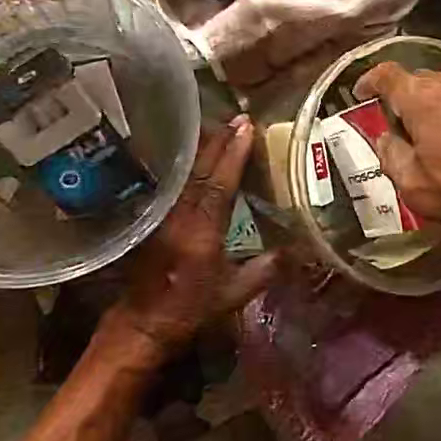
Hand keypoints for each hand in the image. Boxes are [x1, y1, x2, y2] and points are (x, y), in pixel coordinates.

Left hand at [111, 115, 279, 359]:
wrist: (143, 322)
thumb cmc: (190, 310)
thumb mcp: (234, 294)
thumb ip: (265, 269)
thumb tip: (297, 249)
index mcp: (201, 234)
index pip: (218, 184)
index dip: (233, 154)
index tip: (247, 128)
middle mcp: (179, 217)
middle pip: (200, 170)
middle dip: (219, 141)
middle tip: (239, 118)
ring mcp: (162, 215)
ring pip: (184, 172)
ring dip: (202, 148)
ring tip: (221, 126)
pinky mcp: (153, 217)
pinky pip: (174, 181)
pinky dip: (187, 163)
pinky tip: (196, 152)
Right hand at [352, 62, 440, 251]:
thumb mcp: (415, 186)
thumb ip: (391, 156)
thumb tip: (387, 139)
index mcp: (422, 96)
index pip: (386, 74)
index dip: (368, 82)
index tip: (360, 95)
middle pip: (417, 82)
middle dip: (402, 102)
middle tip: (395, 132)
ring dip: (433, 111)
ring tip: (431, 143)